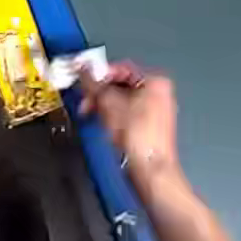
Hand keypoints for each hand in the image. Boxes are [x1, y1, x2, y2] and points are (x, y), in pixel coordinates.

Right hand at [79, 62, 179, 185]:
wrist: (151, 173)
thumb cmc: (137, 135)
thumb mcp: (110, 103)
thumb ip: (94, 84)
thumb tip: (82, 68)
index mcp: (155, 82)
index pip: (121, 68)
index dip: (100, 73)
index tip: (83, 78)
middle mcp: (158, 93)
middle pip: (121, 84)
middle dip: (99, 92)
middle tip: (85, 99)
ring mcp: (155, 111)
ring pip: (122, 99)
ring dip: (103, 104)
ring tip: (90, 112)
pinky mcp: (149, 128)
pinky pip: (126, 113)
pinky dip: (112, 115)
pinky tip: (102, 122)